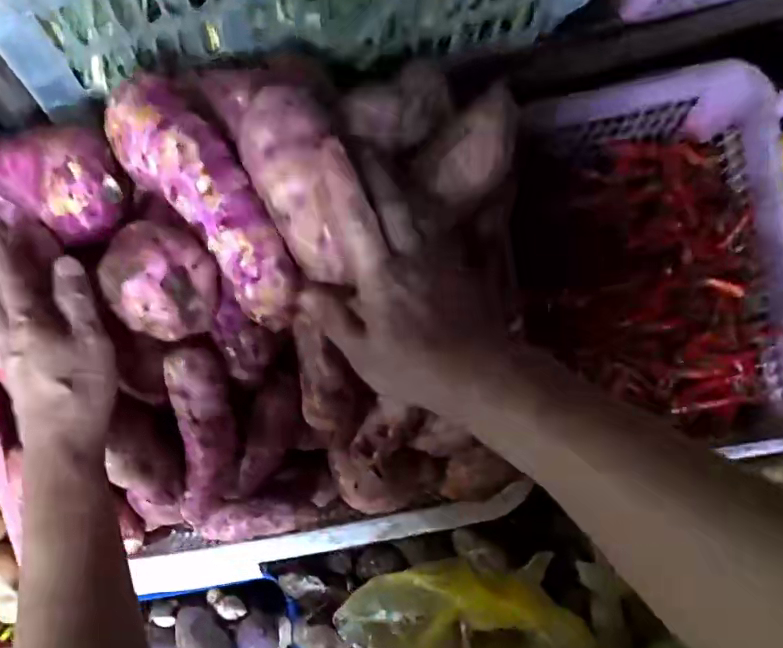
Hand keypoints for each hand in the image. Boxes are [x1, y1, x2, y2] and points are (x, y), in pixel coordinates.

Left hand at [0, 223, 117, 451]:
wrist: (60, 444)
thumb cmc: (81, 392)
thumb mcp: (92, 343)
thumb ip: (77, 302)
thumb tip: (62, 260)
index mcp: (27, 320)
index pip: (11, 275)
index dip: (6, 248)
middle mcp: (7, 334)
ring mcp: (4, 358)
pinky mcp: (10, 379)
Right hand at [299, 141, 528, 421]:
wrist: (480, 372)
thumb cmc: (414, 370)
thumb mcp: (365, 356)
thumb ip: (334, 319)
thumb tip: (302, 291)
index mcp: (381, 276)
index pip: (356, 218)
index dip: (340, 181)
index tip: (327, 145)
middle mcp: (410, 254)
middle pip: (388, 200)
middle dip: (369, 165)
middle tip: (353, 138)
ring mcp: (440, 256)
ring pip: (414, 207)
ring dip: (395, 180)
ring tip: (381, 160)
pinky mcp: (461, 264)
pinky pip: (438, 225)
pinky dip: (423, 207)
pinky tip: (419, 202)